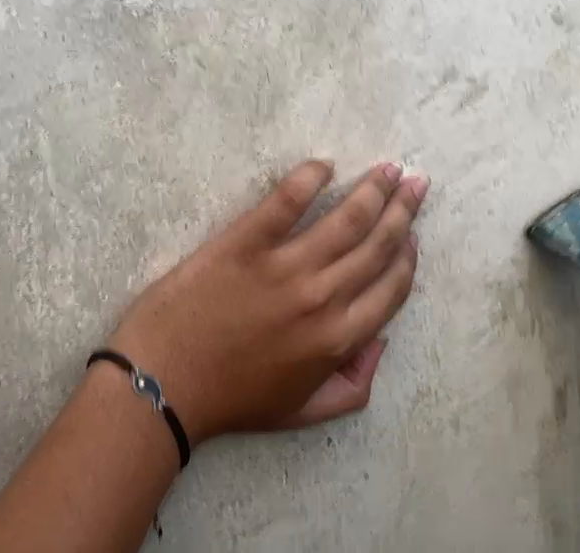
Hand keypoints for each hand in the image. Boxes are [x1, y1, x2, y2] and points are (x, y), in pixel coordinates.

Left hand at [107, 160, 425, 444]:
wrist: (163, 383)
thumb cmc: (229, 400)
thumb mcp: (301, 413)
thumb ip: (352, 388)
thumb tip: (381, 344)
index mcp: (338, 340)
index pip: (391, 289)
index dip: (408, 257)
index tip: (413, 234)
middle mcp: (323, 298)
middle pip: (377, 245)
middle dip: (403, 210)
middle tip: (415, 183)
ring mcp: (285, 267)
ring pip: (345, 219)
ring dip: (373, 190)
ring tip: (388, 169)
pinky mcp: (245, 242)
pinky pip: (287, 201)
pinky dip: (309, 178)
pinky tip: (324, 165)